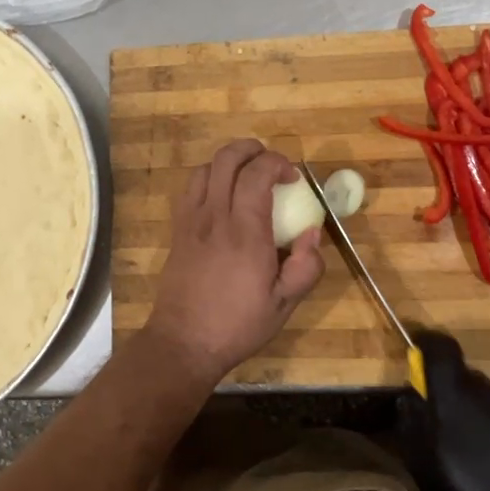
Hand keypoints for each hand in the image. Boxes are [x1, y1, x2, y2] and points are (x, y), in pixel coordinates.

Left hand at [142, 140, 323, 381]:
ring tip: (247, 177)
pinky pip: (190, 188)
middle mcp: (215, 216)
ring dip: (229, 162)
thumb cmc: (237, 325)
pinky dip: (208, 179)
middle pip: (227, 158)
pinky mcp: (177, 230)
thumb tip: (312, 233)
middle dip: (252, 149)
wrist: (184, 341)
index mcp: (245, 231)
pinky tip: (222, 197)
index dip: (277, 163)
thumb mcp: (284, 304)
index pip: (257, 173)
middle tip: (272, 164)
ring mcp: (191, 220)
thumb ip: (306, 266)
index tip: (293, 178)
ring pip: (205, 168)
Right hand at [401, 330, 489, 490]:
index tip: (419, 355)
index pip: (440, 348)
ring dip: (488, 421)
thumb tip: (410, 397)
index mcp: (458, 399)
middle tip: (451, 432)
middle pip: (469, 381)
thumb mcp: (429, 476)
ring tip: (487, 461)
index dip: (427, 347)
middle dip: (457, 398)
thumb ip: (414, 428)